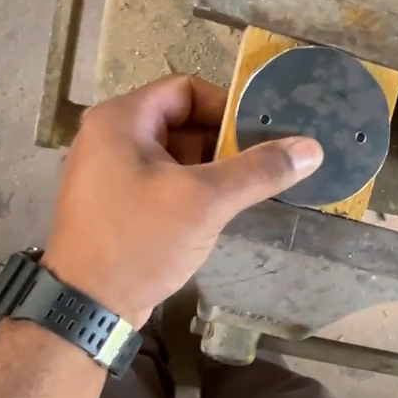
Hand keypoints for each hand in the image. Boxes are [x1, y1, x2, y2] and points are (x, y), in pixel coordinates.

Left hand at [41, 76, 322, 325]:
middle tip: (260, 166)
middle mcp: (108, 137)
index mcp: (120, 120)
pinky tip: (214, 214)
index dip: (227, 107)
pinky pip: (158, 183)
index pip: (186, 90)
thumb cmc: (140, 242)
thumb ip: (258, 171)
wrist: (86, 307)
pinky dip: (188, 190)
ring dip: (208, 170)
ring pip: (171, 156)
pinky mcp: (111, 205)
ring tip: (244, 192)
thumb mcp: (206, 202)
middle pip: (179, 122)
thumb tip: (310, 148)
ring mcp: (106, 173)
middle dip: (222, 143)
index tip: (261, 135)